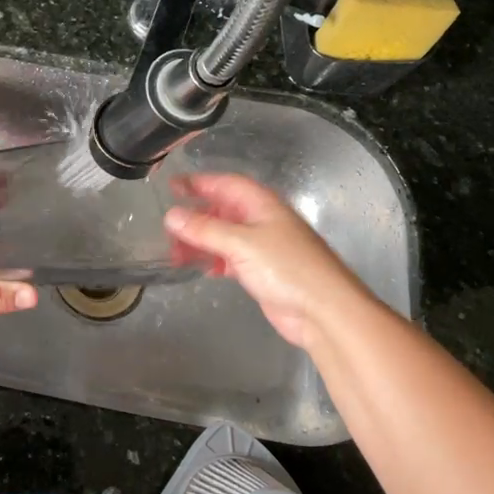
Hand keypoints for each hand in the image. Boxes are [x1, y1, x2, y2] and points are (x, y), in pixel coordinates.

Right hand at [164, 172, 372, 347]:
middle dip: (195, 217)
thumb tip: (171, 215)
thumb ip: (205, 229)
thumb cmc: (287, 268)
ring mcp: (263, 247)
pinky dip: (214, 260)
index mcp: (262, 204)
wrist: (324, 311)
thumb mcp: (241, 244)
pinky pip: (230, 258)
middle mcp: (262, 220)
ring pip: (224, 236)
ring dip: (201, 241)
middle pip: (222, 210)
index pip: (225, 184)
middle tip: (169, 228)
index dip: (199, 182)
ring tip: (176, 253)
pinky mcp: (262, 271)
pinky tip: (202, 269)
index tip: (172, 187)